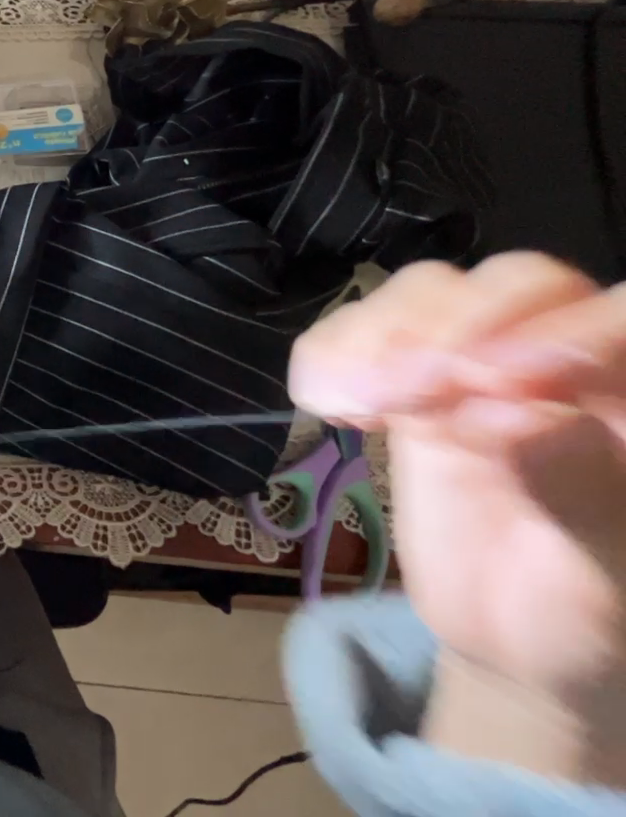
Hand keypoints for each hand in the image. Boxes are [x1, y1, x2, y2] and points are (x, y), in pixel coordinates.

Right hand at [290, 254, 625, 766]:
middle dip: (449, 326)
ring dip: (373, 336)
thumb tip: (512, 414)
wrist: (513, 636)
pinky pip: (353, 329)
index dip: (558, 326)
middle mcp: (564, 366)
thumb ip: (573, 492)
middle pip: (513, 284)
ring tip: (350, 404)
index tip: (487, 380)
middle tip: (403, 397)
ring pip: (427, 292)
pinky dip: (325, 352)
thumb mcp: (599, 578)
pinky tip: (324, 403)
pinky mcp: (399, 381)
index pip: (619, 316)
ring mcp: (473, 367)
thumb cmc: (582, 618)